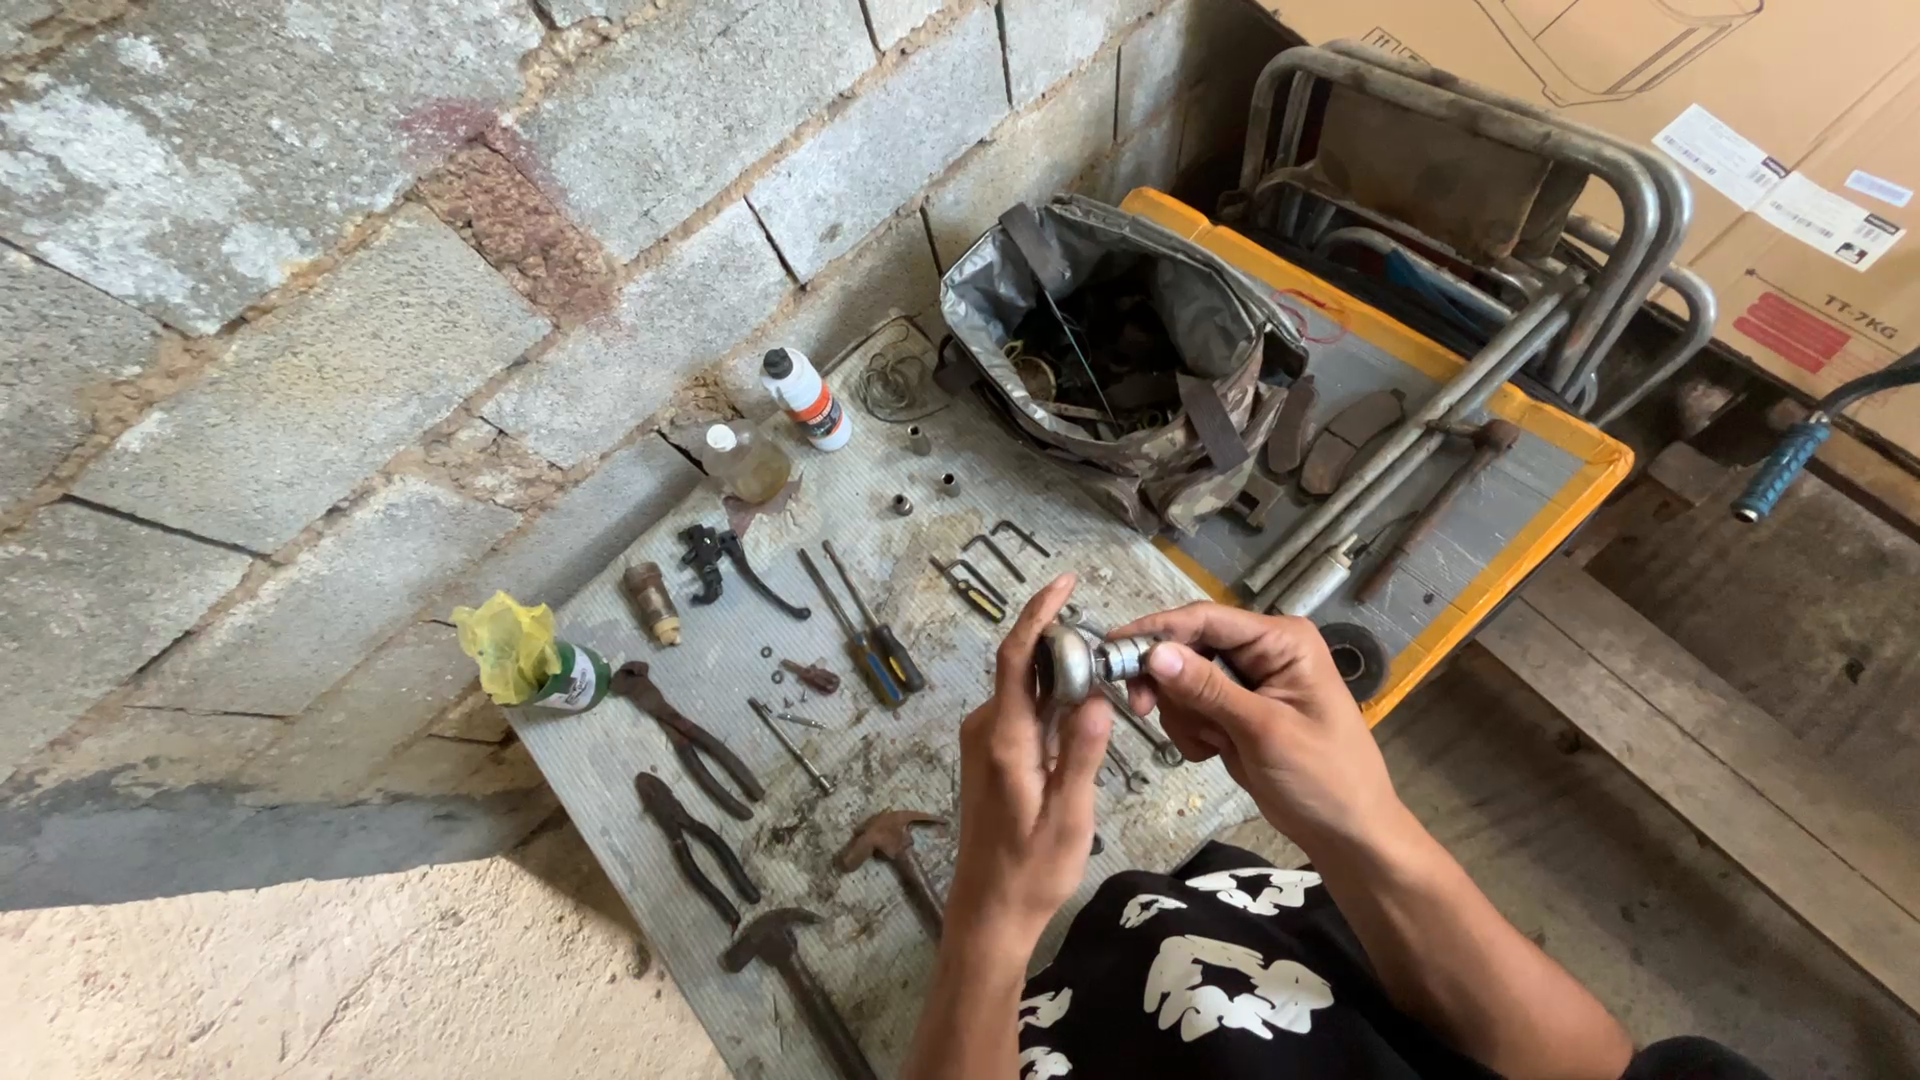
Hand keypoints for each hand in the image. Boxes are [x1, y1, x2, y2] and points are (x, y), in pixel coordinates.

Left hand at [946, 574, 1111, 951]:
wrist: (988, 908)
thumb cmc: (1031, 869)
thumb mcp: (1069, 817)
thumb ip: (1080, 754)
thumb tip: (1097, 697)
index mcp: (1004, 738)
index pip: (1013, 658)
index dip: (1037, 614)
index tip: (1064, 584)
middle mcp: (986, 728)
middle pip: (1020, 666)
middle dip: (1060, 643)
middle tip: (1106, 645)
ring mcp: (984, 740)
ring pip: (1023, 688)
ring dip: (1057, 674)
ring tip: (1101, 676)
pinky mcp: (990, 753)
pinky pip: (1021, 710)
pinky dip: (1049, 699)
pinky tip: (1078, 710)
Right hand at [1111, 604, 1410, 856]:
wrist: (1347, 834)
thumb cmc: (1323, 778)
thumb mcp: (1263, 730)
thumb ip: (1207, 689)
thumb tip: (1154, 653)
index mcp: (1281, 640)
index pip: (1205, 619)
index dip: (1156, 630)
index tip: (1112, 649)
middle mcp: (1260, 650)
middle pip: (1186, 646)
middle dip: (1168, 683)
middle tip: (1141, 710)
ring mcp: (1245, 680)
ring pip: (1180, 678)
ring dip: (1183, 713)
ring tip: (1210, 745)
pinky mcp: (1232, 708)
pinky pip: (1188, 705)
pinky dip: (1190, 729)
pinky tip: (1215, 751)